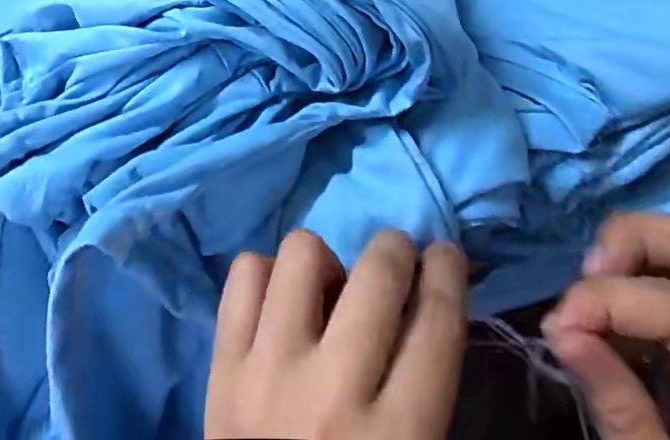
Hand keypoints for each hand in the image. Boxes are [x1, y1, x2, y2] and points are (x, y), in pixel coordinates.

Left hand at [205, 228, 467, 439]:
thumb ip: (426, 396)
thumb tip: (427, 310)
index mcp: (397, 438)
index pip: (435, 327)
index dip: (448, 276)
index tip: (447, 253)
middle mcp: (332, 392)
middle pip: (376, 278)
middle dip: (397, 249)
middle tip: (398, 253)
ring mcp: (268, 370)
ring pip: (302, 255)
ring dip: (328, 259)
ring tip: (332, 288)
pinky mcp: (222, 364)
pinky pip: (244, 276)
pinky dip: (267, 273)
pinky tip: (282, 299)